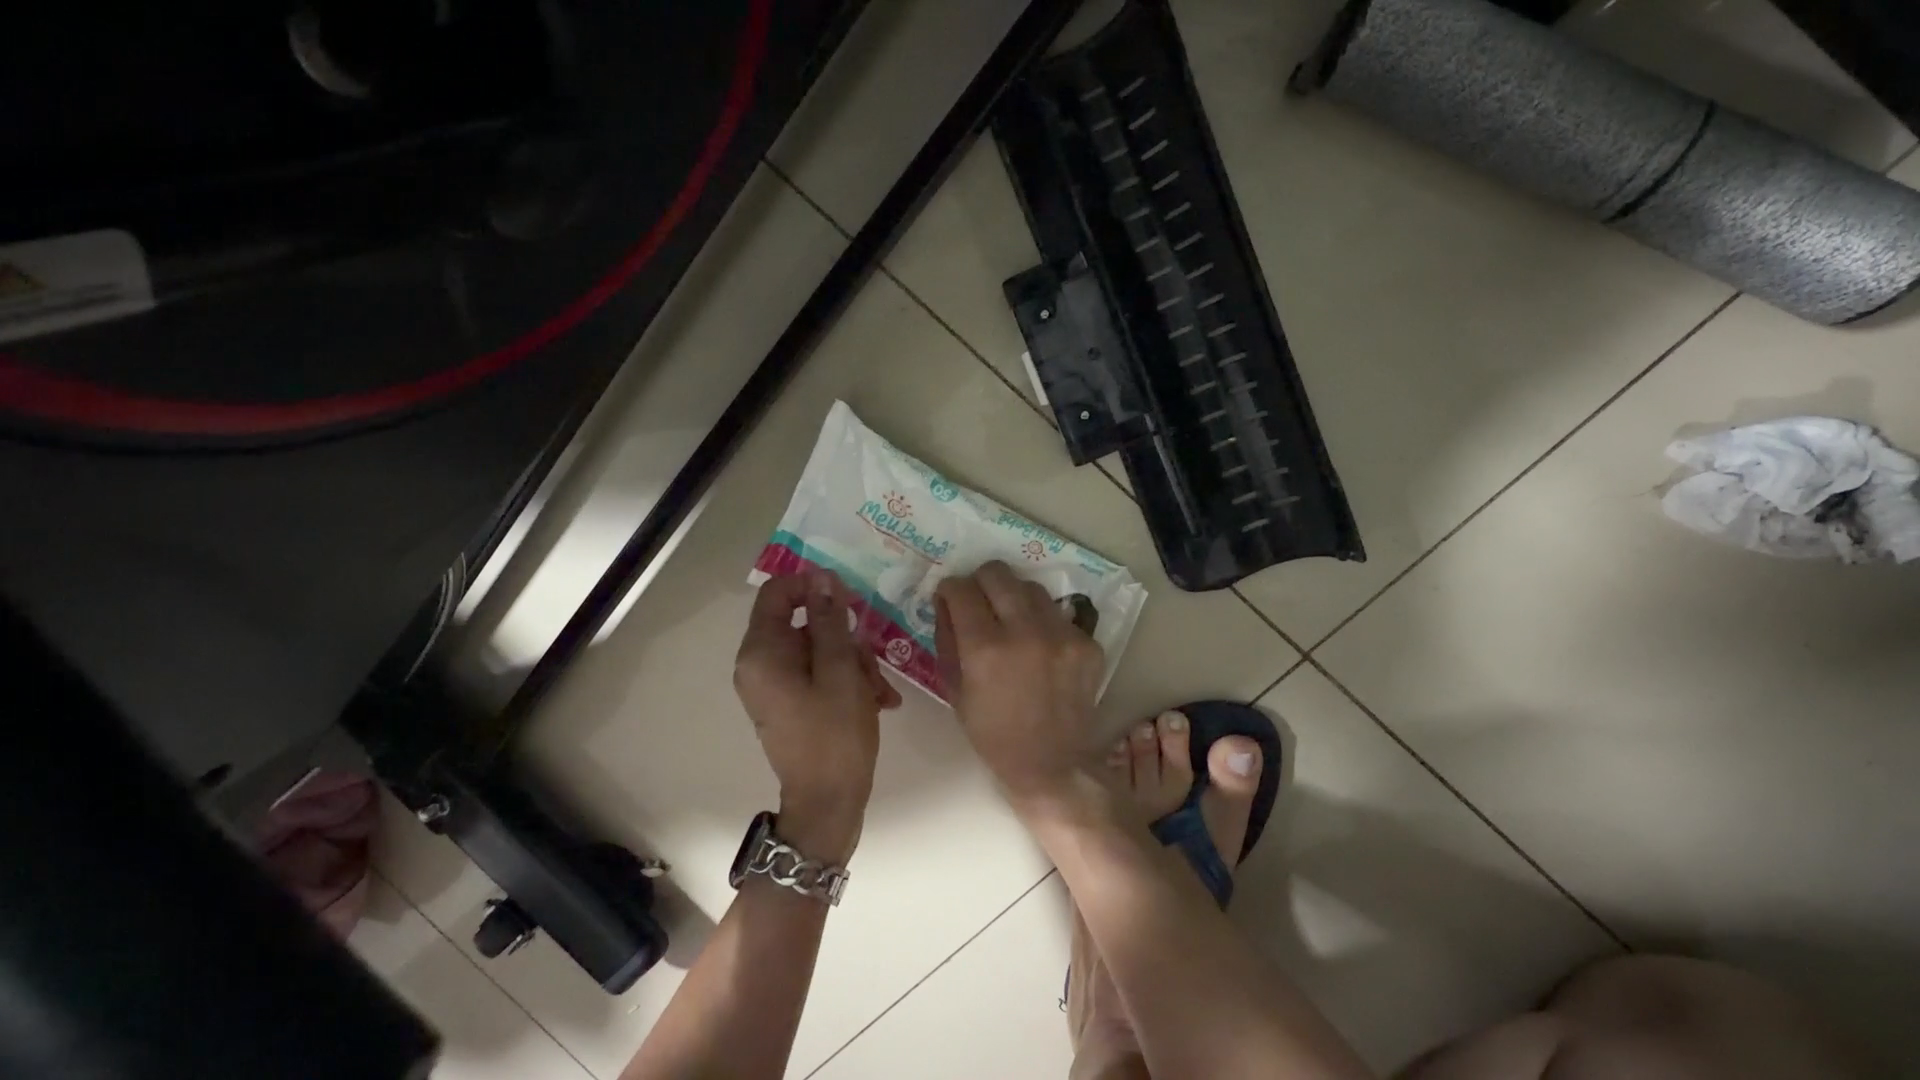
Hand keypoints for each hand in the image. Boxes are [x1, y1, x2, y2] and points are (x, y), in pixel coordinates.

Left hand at [735, 570, 901, 860]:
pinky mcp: (790, 702)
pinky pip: (819, 674)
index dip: (813, 587)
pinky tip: (877, 702)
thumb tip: (821, 578)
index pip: (777, 593)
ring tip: (881, 694)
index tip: (851, 601)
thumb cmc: (834, 736)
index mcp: (762, 653)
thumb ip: (830, 621)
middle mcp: (760, 664)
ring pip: (819, 650)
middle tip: (875, 665)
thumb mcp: (840, 672)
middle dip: (847, 639)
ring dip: (855, 664)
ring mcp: (774, 685)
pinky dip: (847, 681)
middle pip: (805, 624)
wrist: (828, 804)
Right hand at [934, 561, 1104, 808]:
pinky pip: (1058, 613)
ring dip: (1014, 598)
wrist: (1052, 763)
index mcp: (986, 649)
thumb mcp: (954, 689)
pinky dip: (1043, 622)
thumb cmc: (993, 733)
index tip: (950, 597)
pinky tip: (1039, 647)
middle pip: (998, 573)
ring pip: (1031, 587)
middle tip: (979, 601)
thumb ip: (947, 638)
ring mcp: (1063, 635)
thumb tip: (946, 600)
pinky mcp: (1088, 643)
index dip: (950, 589)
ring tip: (1012, 623)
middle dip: (980, 582)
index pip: (961, 589)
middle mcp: (1026, 632)